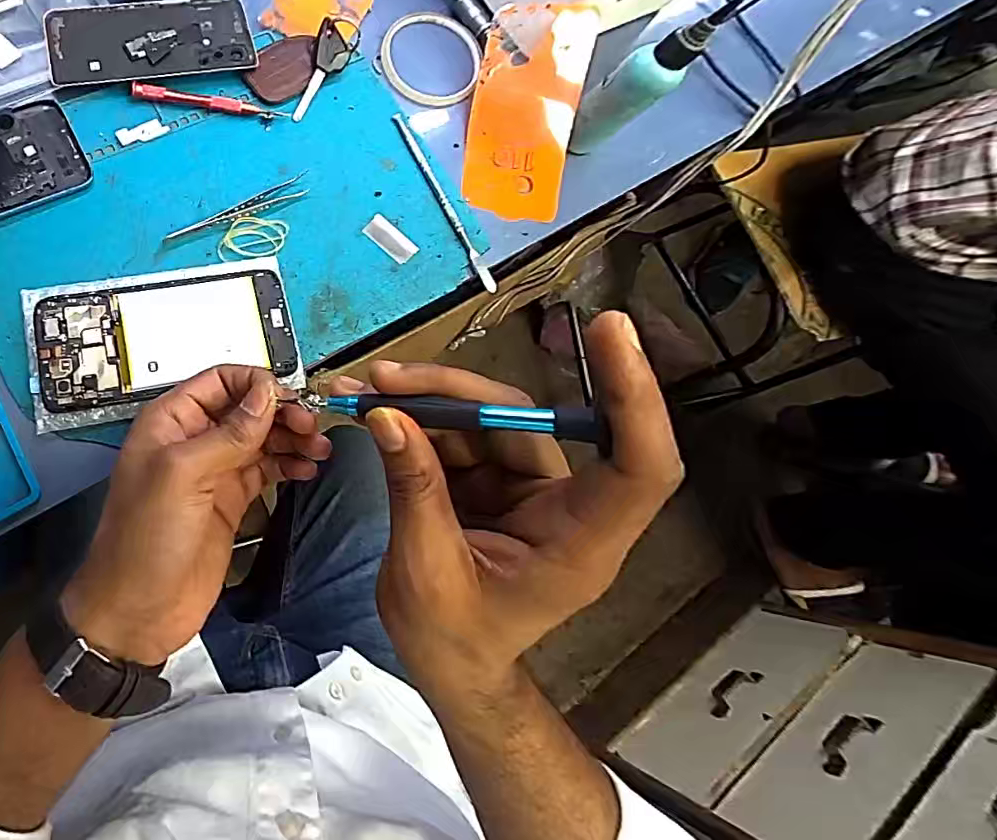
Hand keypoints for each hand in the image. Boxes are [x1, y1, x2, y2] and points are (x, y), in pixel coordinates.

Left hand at [62, 366, 330, 664]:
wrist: (138, 611)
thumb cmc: (138, 544)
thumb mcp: (181, 476)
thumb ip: (226, 434)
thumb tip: (264, 395)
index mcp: (169, 422)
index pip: (220, 381)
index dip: (255, 383)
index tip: (286, 397)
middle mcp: (192, 441)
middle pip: (246, 408)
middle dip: (281, 411)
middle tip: (309, 425)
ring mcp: (212, 471)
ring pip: (260, 438)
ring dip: (291, 437)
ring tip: (317, 447)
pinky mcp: (229, 499)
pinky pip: (265, 469)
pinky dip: (288, 464)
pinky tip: (305, 467)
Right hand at [360, 311, 681, 702]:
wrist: (445, 664)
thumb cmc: (453, 639)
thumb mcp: (427, 569)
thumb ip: (413, 489)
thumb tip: (387, 416)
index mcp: (579, 540)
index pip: (636, 465)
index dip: (633, 397)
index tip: (612, 331)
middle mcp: (558, 501)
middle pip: (518, 419)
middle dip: (450, 391)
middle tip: (383, 378)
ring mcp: (519, 485)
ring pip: (477, 417)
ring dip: (417, 399)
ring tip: (361, 390)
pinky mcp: (484, 478)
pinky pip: (449, 432)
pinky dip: (408, 419)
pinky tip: (368, 407)